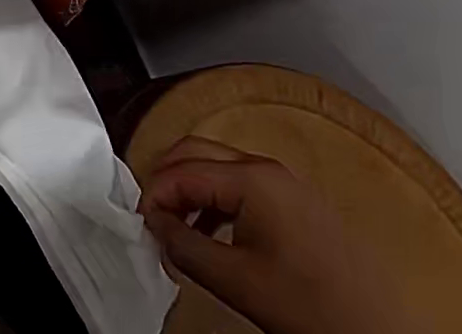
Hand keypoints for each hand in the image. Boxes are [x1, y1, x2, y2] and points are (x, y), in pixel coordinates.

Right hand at [139, 137, 412, 333]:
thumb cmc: (318, 309)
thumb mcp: (236, 280)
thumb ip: (185, 246)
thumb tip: (155, 227)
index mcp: (253, 178)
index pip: (182, 169)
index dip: (154, 194)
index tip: (142, 223)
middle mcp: (267, 169)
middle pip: (196, 153)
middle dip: (167, 181)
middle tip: (151, 216)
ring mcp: (284, 183)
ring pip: (217, 167)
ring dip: (189, 190)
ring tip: (175, 228)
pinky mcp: (295, 203)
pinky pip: (240, 185)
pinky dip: (214, 200)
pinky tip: (209, 233)